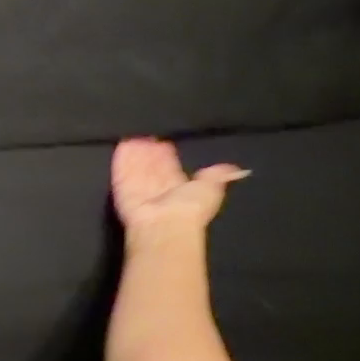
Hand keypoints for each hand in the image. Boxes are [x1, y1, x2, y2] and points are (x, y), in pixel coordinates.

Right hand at [110, 138, 246, 241]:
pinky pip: (122, 169)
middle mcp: (159, 184)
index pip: (171, 167)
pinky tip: (123, 143)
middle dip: (150, 152)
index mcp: (179, 186)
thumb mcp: (210, 189)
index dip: (167, 156)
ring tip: (133, 137)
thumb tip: (237, 169)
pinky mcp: (123, 185)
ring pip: (137, 165)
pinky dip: (123, 157)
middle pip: (153, 165)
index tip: (164, 143)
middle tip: (146, 137)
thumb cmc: (190, 208)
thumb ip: (216, 176)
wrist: (165, 223)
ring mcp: (140, 184)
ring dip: (136, 153)